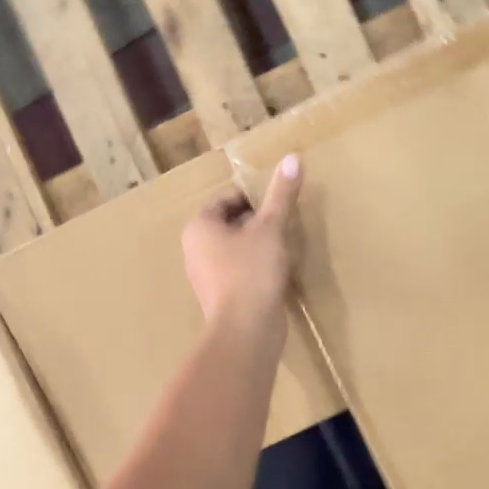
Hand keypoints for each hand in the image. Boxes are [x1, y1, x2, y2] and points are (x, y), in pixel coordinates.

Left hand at [181, 153, 303, 330]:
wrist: (246, 331)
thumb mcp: (271, 228)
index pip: (225, 199)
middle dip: (256, 222)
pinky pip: (238, 273)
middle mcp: (195, 250)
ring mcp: (206, 277)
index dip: (253, 197)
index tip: (278, 203)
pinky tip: (276, 274)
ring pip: (234, 250)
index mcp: (199, 227)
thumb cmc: (252, 273)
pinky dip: (255, 269)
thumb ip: (281, 195)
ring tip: (284, 248)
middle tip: (284, 223)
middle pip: (229, 224)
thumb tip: (292, 158)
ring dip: (257, 246)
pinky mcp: (221, 298)